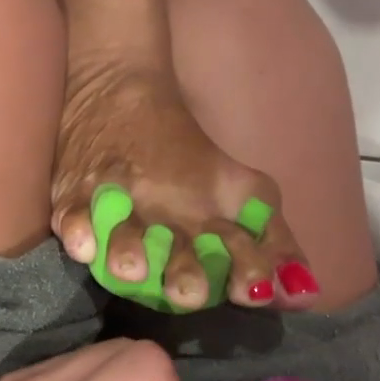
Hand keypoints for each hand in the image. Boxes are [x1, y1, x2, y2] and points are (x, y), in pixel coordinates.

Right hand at [53, 61, 315, 310]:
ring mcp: (118, 197)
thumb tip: (306, 295)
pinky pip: (73, 212)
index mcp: (207, 208)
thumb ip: (272, 238)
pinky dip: (77, 227)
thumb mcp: (239, 186)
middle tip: (188, 294)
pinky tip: (82, 244)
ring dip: (128, 248)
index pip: (234, 242)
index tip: (253, 293)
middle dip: (183, 268)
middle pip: (176, 244)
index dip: (247, 267)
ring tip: (129, 271)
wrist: (118, 85)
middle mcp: (166, 207)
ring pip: (123, 229)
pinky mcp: (76, 189)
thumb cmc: (182, 147)